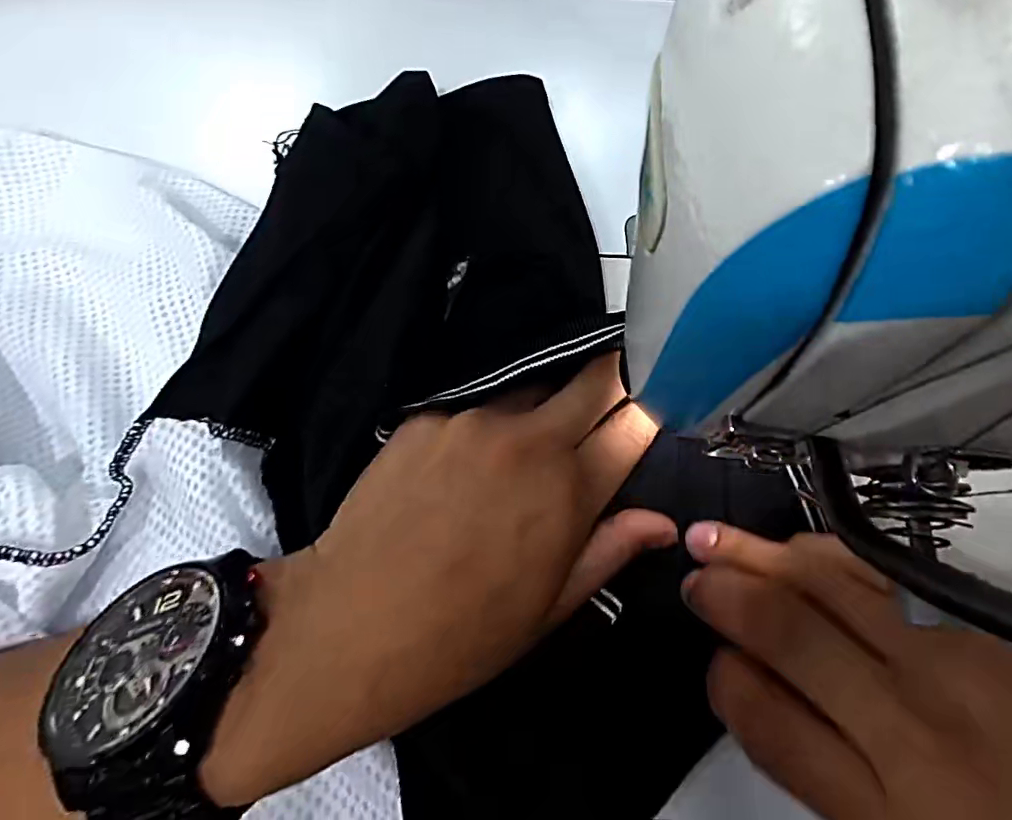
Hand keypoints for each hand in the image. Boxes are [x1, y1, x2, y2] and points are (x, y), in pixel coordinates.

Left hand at [201, 353, 667, 803]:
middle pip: (595, 377)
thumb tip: (665, 521)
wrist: (345, 630)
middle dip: (611, 379)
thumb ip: (613, 548)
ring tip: (519, 452)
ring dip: (543, 408)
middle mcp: (529, 441)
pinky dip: (483, 428)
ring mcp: (475, 421)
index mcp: (569, 491)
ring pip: (534, 389)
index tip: (648, 411)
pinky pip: (476, 408)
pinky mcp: (429, 416)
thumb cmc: (463, 634)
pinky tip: (462, 467)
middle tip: (605, 399)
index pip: (634, 419)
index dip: (649, 410)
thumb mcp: (551, 606)